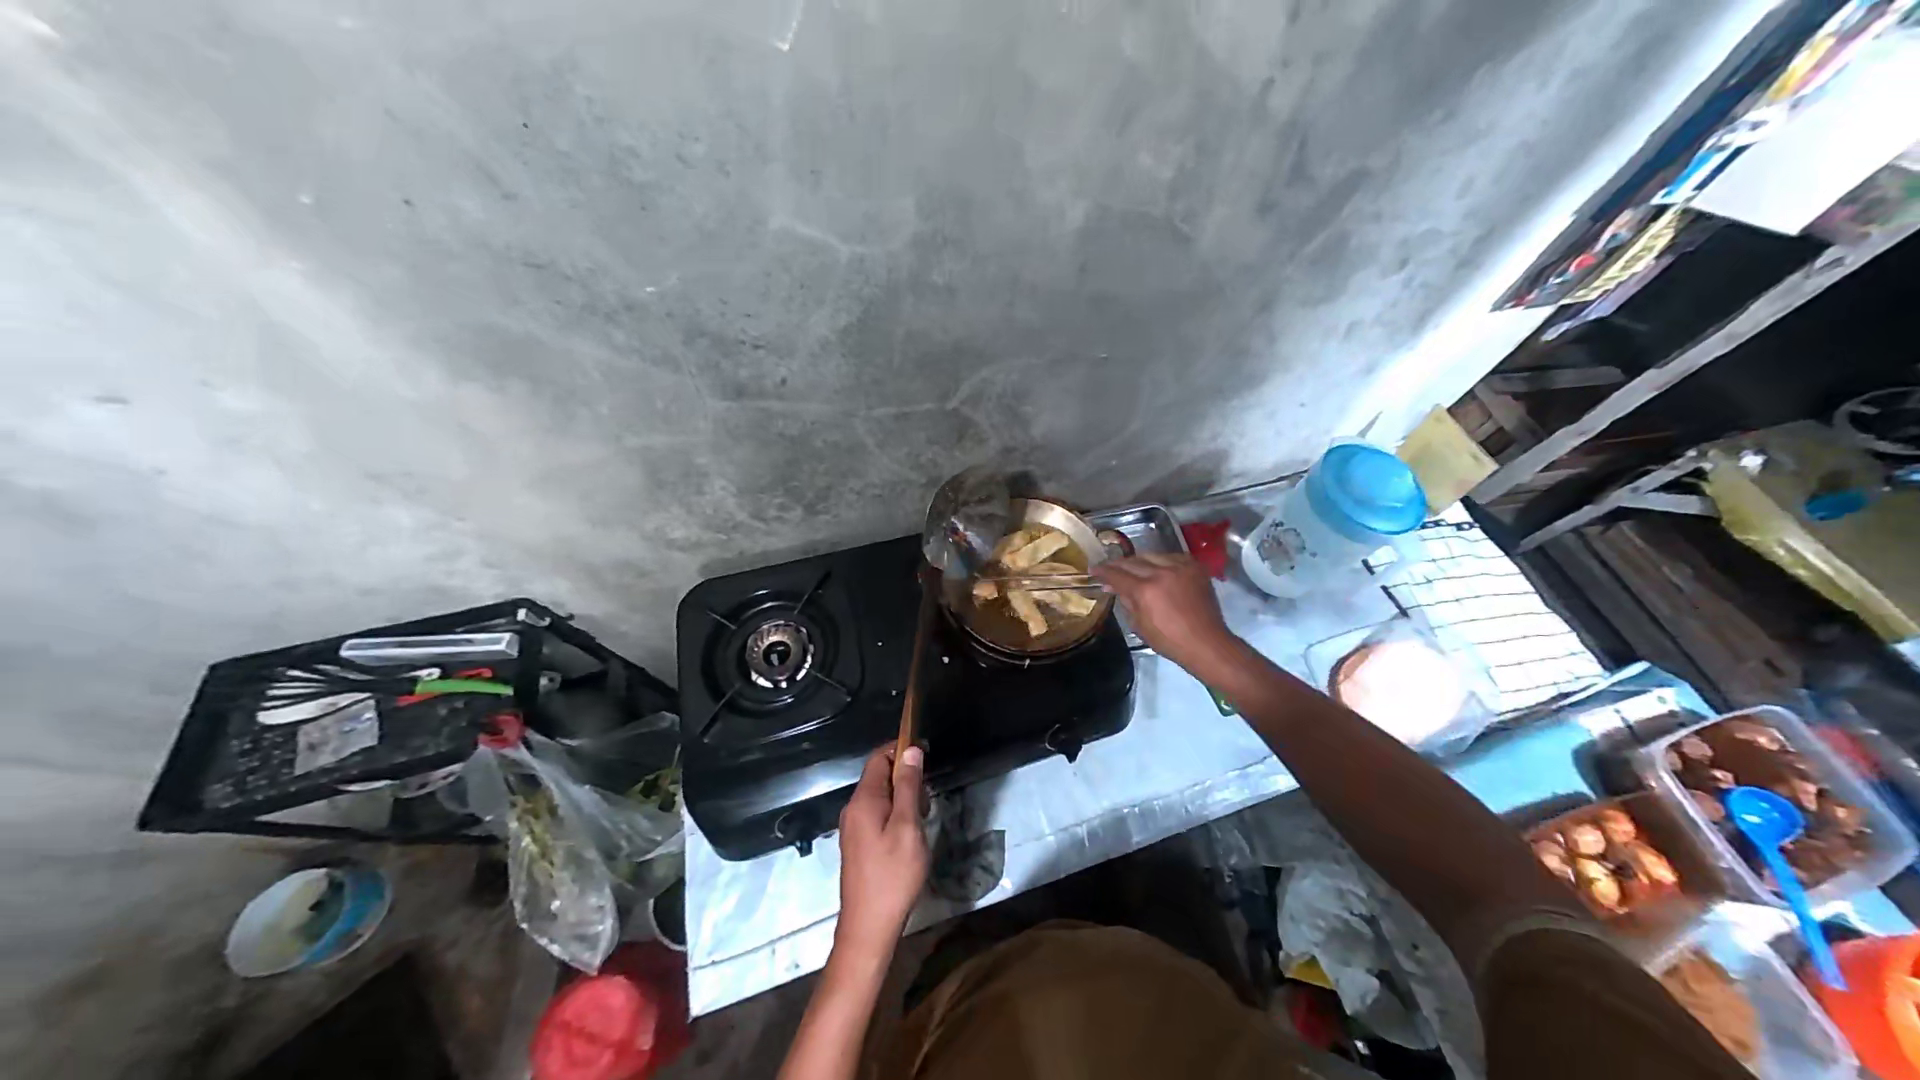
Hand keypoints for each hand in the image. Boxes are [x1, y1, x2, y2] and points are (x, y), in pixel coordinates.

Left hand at [835, 744, 928, 957]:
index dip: (900, 750)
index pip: (878, 758)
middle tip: (927, 801)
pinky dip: (895, 816)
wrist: (869, 926)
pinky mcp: (857, 844)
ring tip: (921, 821)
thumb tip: (910, 750)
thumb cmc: (893, 875)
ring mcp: (852, 828)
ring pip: (880, 797)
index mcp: (863, 800)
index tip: (925, 756)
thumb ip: (908, 787)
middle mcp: (852, 809)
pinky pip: (876, 815)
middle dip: (905, 779)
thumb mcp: (908, 827)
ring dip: (903, 800)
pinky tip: (909, 836)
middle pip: (879, 776)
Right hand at [1092, 553, 1238, 674]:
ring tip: (1132, 568)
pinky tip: (1157, 569)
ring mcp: (1180, 567)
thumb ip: (1126, 601)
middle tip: (1109, 568)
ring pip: (1151, 556)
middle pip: (1133, 562)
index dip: (1103, 571)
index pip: (1117, 575)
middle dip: (1118, 565)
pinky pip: (1171, 557)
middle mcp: (1162, 573)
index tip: (1094, 569)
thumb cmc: (1170, 640)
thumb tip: (1113, 587)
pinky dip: (1161, 561)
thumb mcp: (1139, 625)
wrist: (1206, 642)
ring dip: (1139, 561)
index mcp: (1145, 590)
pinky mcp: (1195, 566)